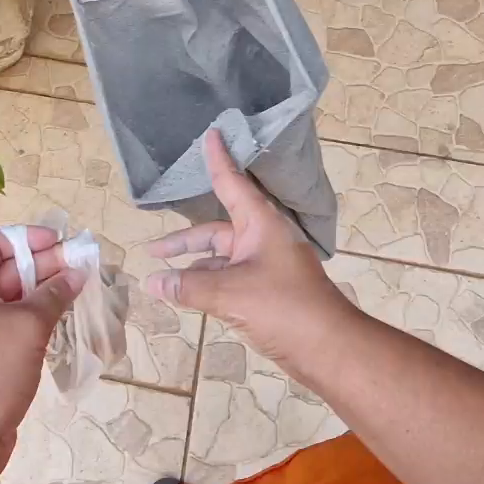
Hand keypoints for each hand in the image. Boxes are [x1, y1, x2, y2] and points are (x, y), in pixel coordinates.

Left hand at [0, 226, 83, 468]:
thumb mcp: (27, 325)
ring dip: (45, 293)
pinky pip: (12, 324)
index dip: (26, 239)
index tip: (60, 243)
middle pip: (6, 269)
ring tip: (81, 291)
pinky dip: (37, 318)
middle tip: (83, 267)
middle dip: (45, 265)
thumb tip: (76, 273)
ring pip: (13, 299)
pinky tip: (64, 320)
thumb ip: (55, 293)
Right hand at [145, 130, 359, 368]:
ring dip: (193, 269)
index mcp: (260, 224)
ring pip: (221, 260)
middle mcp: (262, 239)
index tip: (211, 134)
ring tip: (161, 280)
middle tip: (153, 250)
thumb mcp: (230, 292)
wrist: (330, 349)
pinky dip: (207, 286)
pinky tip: (186, 298)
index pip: (232, 183)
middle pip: (216, 232)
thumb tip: (153, 283)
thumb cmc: (284, 307)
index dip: (219, 160)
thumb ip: (187, 286)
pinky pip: (229, 280)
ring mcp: (265, 267)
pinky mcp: (266, 293)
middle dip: (184, 242)